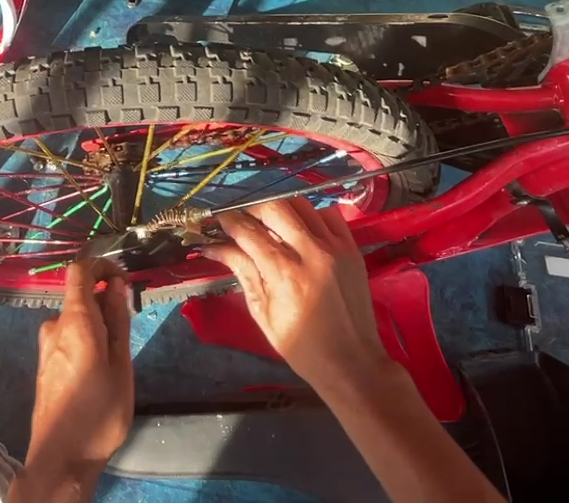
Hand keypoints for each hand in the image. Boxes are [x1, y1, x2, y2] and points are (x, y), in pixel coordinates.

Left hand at [20, 258, 133, 489]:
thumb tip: (116, 284)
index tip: (123, 279)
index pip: (79, 270)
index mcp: (75, 321)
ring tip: (116, 358)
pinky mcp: (45, 363)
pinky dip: (85, 339)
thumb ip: (117, 321)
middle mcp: (55, 325)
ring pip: (75, 319)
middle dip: (105, 302)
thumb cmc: (99, 413)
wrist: (61, 459)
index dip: (101, 265)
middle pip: (80, 296)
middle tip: (127, 329)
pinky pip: (67, 336)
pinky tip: (98, 370)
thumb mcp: (120, 365)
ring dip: (96, 325)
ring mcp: (46, 345)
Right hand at [200, 197, 392, 391]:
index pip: (248, 231)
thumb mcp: (263, 314)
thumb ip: (243, 272)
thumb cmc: (302, 347)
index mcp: (284, 274)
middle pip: (273, 207)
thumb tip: (215, 247)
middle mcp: (310, 252)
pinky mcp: (352, 248)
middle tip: (240, 217)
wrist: (353, 365)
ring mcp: (335, 247)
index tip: (217, 218)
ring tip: (269, 221)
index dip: (228, 220)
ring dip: (279, 208)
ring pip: (300, 204)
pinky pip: (328, 214)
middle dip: (250, 207)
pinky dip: (310, 215)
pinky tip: (301, 229)